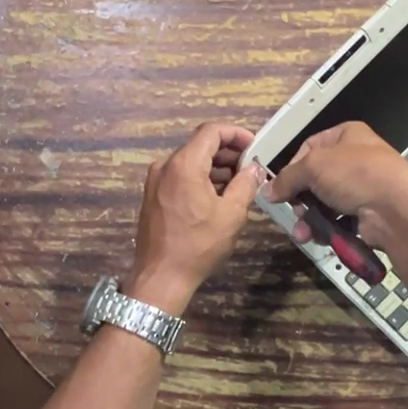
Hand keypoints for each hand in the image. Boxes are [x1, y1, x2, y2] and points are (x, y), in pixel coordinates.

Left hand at [125, 123, 261, 314]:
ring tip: (238, 183)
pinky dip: (200, 178)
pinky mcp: (153, 195)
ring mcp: (156, 181)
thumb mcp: (231, 214)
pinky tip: (217, 196)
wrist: (161, 276)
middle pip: (200, 145)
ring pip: (190, 161)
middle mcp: (165, 166)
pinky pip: (180, 176)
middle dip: (227, 152)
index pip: (211, 132)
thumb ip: (245, 184)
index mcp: (184, 164)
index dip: (235, 134)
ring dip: (215, 167)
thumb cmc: (198, 245)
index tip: (254, 146)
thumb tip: (254, 169)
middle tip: (250, 167)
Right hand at [262, 122, 407, 247]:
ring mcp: (362, 187)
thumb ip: (287, 178)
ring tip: (303, 231)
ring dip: (309, 218)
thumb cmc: (356, 175)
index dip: (292, 166)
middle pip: (316, 178)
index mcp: (348, 135)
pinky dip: (325, 228)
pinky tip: (317, 237)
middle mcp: (356, 158)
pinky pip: (337, 219)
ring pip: (325, 202)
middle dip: (301, 197)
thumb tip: (269, 191)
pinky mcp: (366, 213)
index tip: (281, 185)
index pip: (310, 147)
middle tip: (294, 209)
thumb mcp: (314, 167)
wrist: (395, 210)